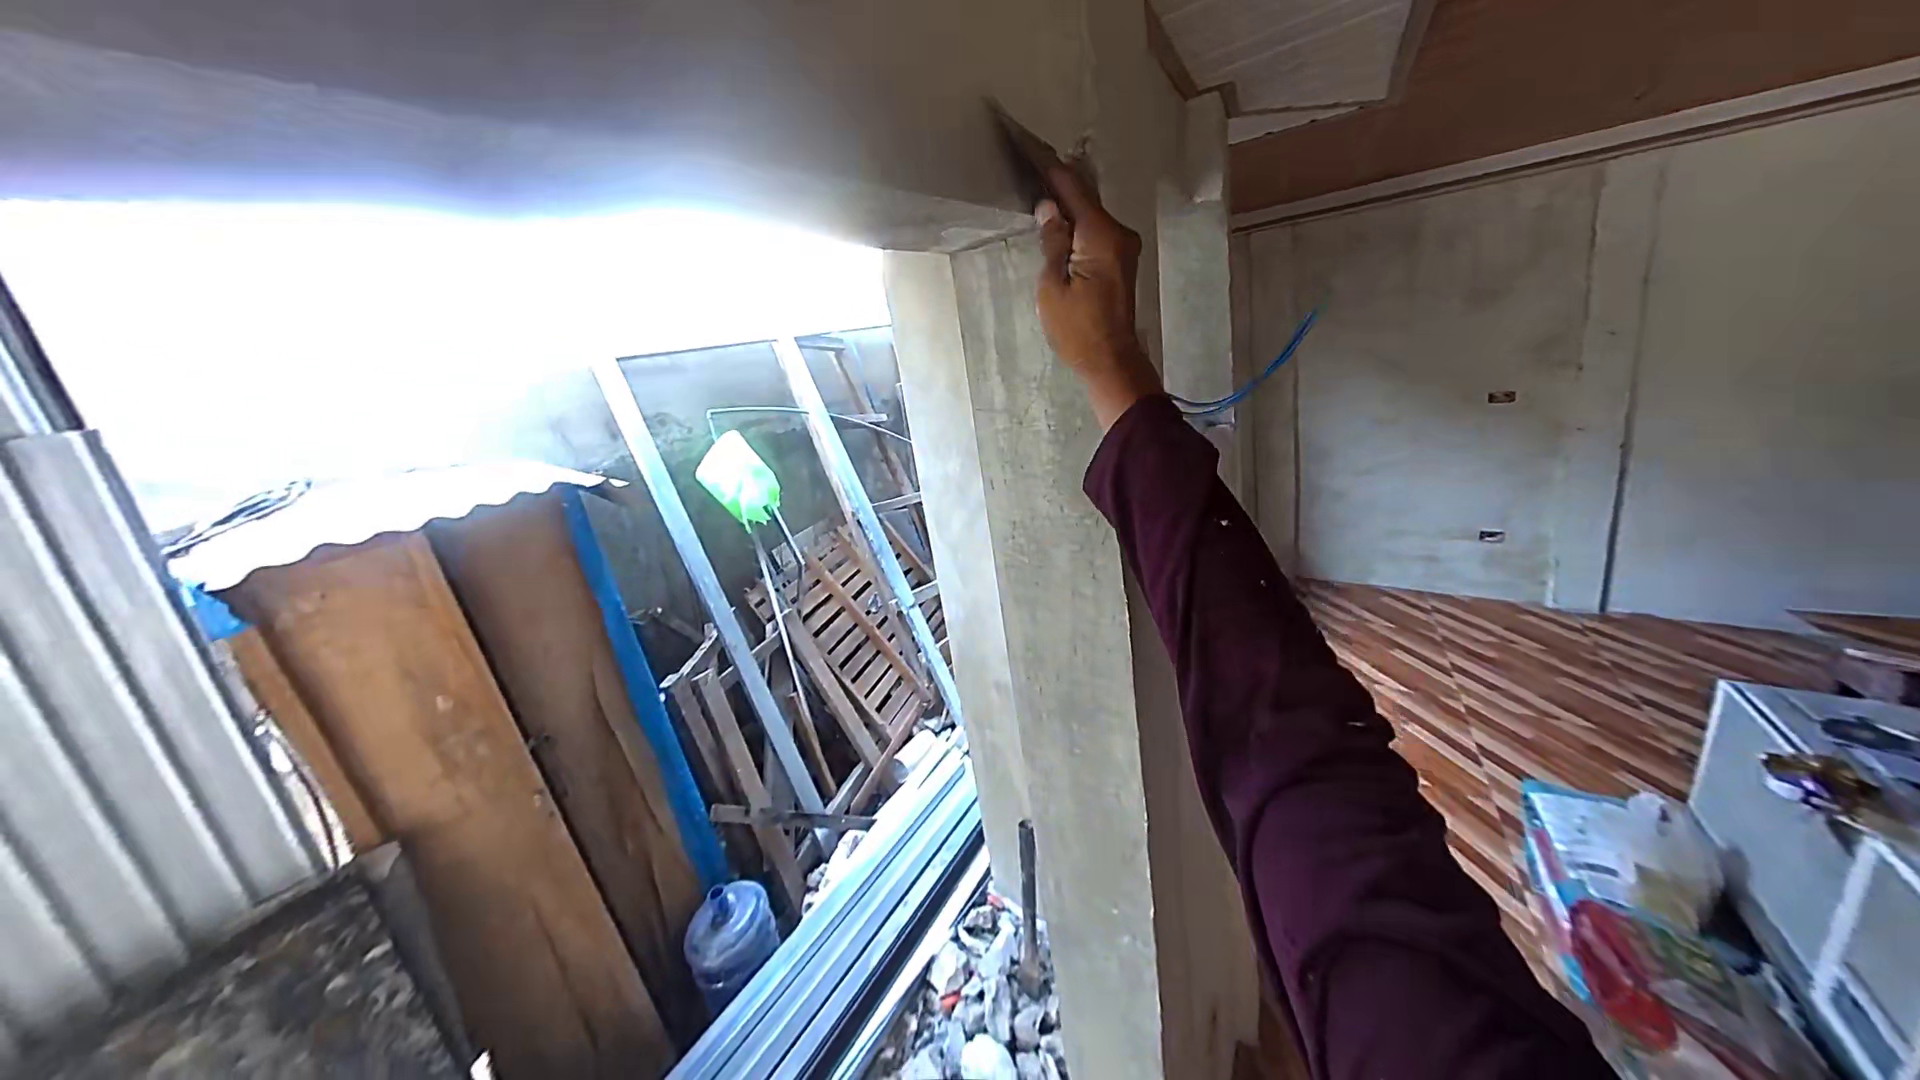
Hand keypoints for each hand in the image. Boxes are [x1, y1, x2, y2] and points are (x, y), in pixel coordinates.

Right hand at [1034, 163, 1163, 428]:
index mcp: (1100, 235)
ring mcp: (1124, 247)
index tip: (1025, 144)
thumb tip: (1049, 207)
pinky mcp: (1121, 261)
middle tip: (1027, 160)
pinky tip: (1059, 220)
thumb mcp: (1053, 288)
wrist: (1111, 361)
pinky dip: (1077, 222)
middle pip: (1084, 196)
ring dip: (1067, 202)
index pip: (1071, 188)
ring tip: (1038, 186)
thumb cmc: (1077, 330)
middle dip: (1057, 181)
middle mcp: (1118, 232)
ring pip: (1091, 213)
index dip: (1047, 166)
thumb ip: (1052, 242)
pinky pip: (1096, 231)